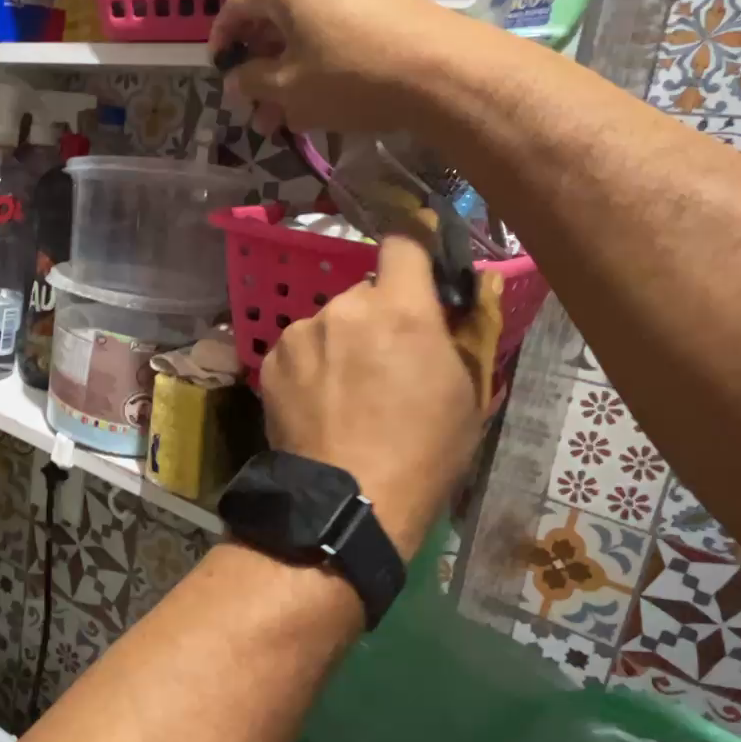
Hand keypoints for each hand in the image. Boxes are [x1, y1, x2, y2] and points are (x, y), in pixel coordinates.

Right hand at [207, 0, 467, 137]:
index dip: (220, 35)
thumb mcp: (287, 88)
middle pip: (275, 17)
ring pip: (308, 31)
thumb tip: (237, 78)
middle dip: (258, 63)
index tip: (219, 68)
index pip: (239, 1)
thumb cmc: (350, 78)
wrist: (445, 74)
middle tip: (253, 103)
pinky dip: (320, 64)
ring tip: (286, 117)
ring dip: (288, 72)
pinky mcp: (390, 10)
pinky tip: (323, 102)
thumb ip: (252, 81)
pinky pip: (339, 33)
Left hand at [257, 236, 483, 555]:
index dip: (413, 255)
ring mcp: (301, 332)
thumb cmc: (423, 451)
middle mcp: (344, 308)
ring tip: (348, 391)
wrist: (349, 497)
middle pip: (365, 292)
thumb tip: (465, 297)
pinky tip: (319, 402)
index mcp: (401, 309)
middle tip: (387, 359)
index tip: (419, 275)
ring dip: (341, 340)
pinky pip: (299, 347)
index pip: (404, 244)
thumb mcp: (468, 394)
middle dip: (379, 315)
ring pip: (329, 321)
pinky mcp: (272, 360)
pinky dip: (311, 364)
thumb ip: (464, 334)